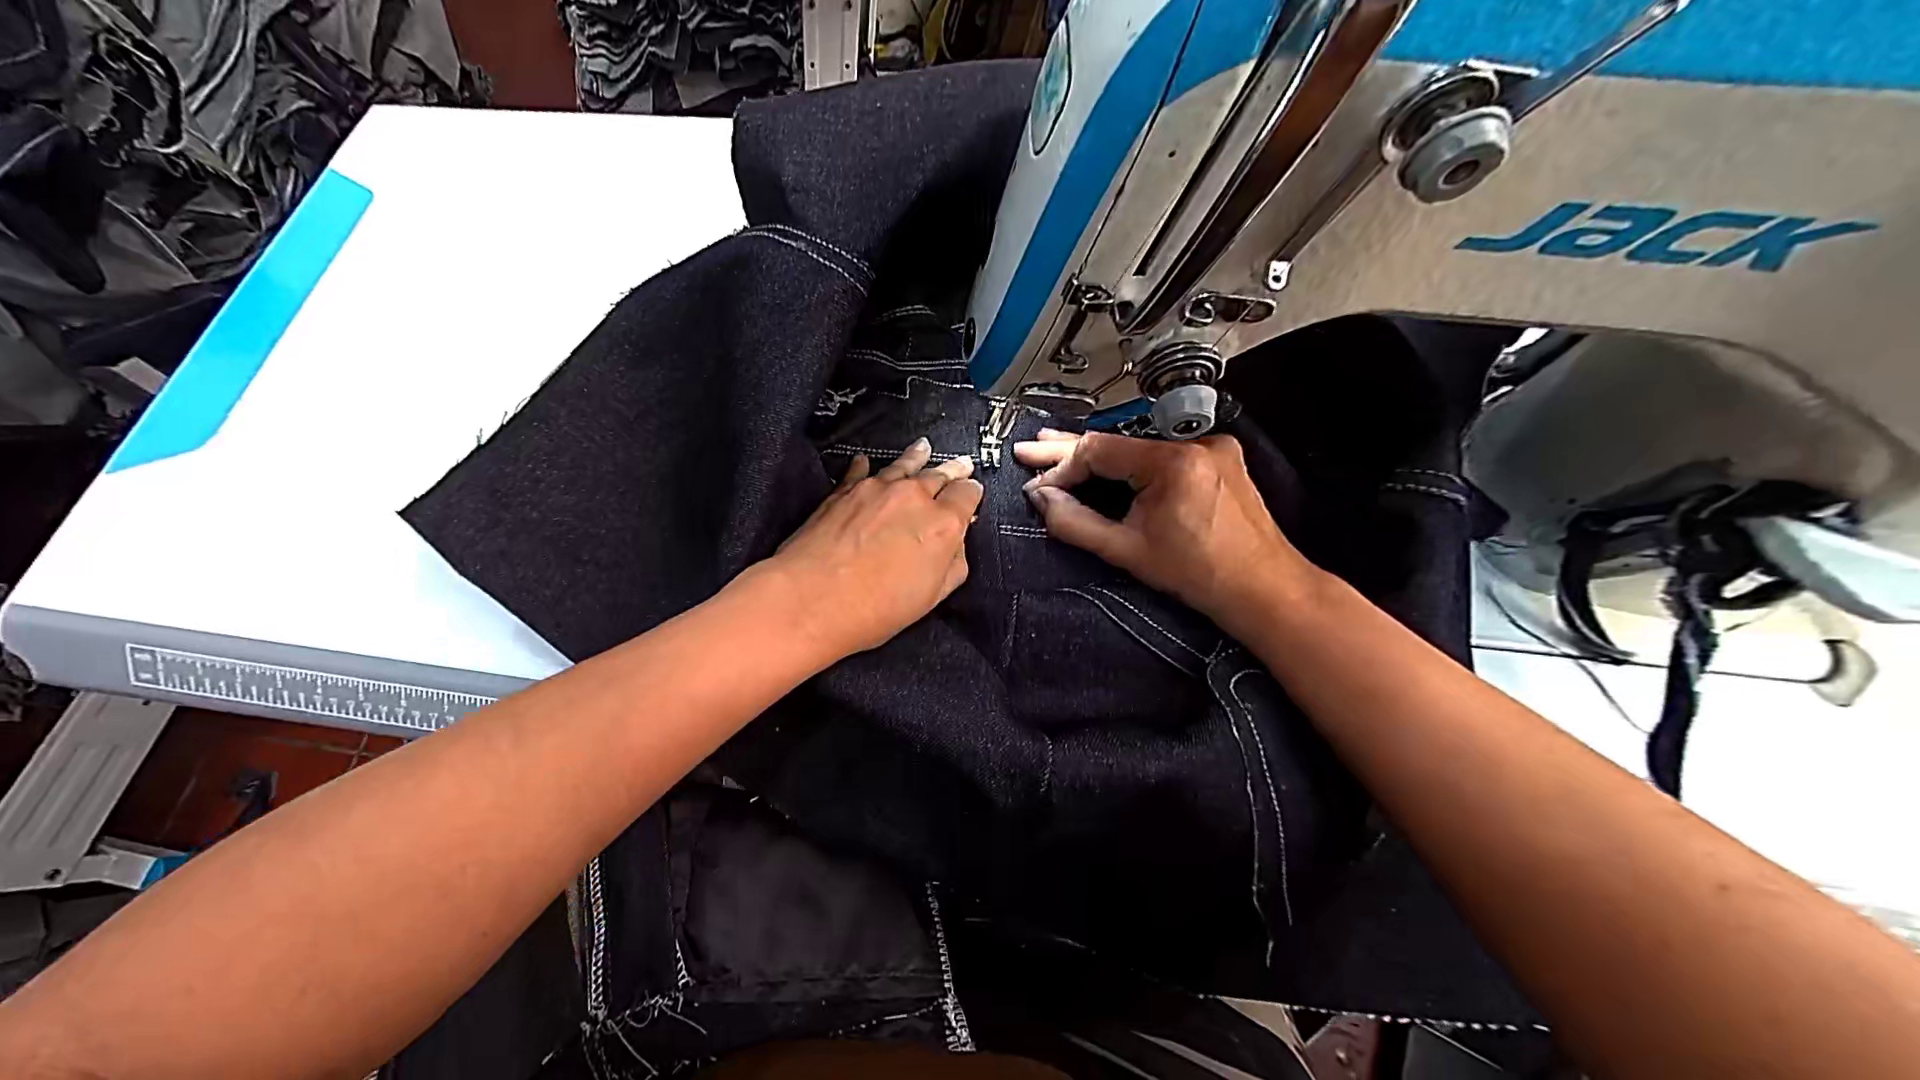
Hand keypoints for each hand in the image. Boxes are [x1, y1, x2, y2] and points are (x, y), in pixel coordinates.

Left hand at [757, 437, 983, 655]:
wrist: (812, 600)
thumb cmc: (870, 607)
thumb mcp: (931, 597)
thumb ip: (953, 565)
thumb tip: (955, 548)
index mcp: (943, 524)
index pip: (967, 495)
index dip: (972, 493)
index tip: (972, 493)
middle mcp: (913, 498)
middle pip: (940, 474)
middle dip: (953, 470)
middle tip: (960, 465)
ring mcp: (877, 489)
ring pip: (905, 464)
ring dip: (918, 457)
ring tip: (924, 448)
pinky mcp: (845, 491)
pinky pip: (861, 469)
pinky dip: (867, 465)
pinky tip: (867, 461)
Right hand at [1014, 429, 1322, 632]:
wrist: (1263, 588)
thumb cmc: (1204, 575)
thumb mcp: (1127, 551)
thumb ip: (1075, 523)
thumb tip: (1042, 499)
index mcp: (1173, 462)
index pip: (1098, 450)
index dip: (1062, 468)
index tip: (1040, 486)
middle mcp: (1196, 444)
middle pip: (1117, 442)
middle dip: (1071, 451)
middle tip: (1033, 449)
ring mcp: (1211, 448)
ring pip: (1139, 446)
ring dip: (1100, 455)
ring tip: (1059, 452)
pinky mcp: (1219, 458)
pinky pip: (1162, 453)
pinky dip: (1131, 462)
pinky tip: (1106, 464)